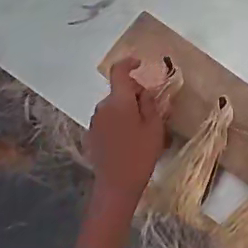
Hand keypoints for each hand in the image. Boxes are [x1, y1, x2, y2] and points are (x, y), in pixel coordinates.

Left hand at [87, 57, 169, 203]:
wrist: (116, 185)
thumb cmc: (140, 155)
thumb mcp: (154, 128)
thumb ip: (149, 104)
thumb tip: (143, 92)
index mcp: (118, 101)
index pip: (118, 72)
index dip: (128, 63)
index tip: (139, 63)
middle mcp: (102, 107)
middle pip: (118, 91)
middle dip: (134, 94)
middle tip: (152, 110)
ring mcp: (95, 121)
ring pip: (114, 107)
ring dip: (127, 110)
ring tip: (143, 129)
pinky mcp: (92, 135)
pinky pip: (108, 120)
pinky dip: (119, 122)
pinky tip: (129, 140)